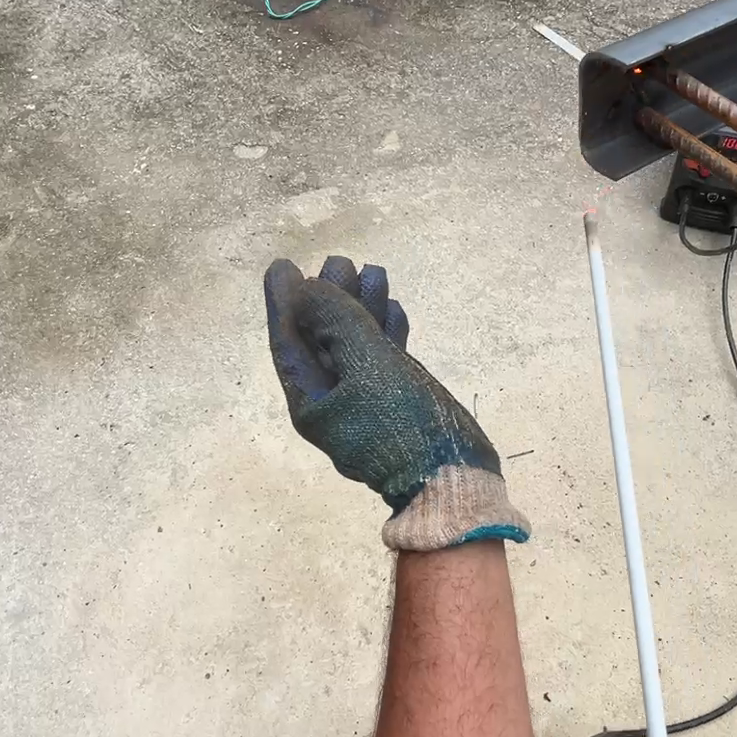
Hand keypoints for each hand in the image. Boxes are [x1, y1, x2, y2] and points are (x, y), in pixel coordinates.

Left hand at [264, 256, 529, 550]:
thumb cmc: (402, 423)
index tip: (284, 265)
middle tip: (340, 260)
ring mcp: (366, 403)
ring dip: (362, 308)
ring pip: (356, 345)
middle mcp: (333, 402)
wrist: (452, 476)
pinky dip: (387, 332)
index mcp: (312, 402)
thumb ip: (336, 324)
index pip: (289, 344)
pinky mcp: (397, 402)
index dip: (284, 303)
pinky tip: (394, 307)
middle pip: (323, 339)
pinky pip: (384, 359)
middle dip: (330, 298)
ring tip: (373, 270)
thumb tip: (306, 291)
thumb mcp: (366, 367)